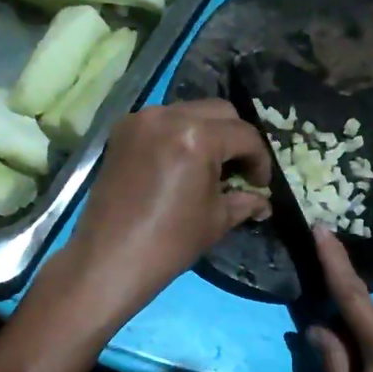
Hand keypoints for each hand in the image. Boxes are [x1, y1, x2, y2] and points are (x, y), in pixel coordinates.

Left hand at [61, 100, 272, 315]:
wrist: (110, 259)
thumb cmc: (169, 242)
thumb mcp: (216, 220)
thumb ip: (243, 201)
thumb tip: (262, 201)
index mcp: (197, 136)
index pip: (244, 135)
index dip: (260, 159)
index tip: (260, 183)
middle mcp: (168, 115)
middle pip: (218, 112)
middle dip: (235, 138)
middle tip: (238, 170)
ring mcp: (140, 120)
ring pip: (188, 112)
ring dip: (206, 133)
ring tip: (209, 166)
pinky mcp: (121, 132)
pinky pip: (160, 122)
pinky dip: (176, 135)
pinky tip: (180, 163)